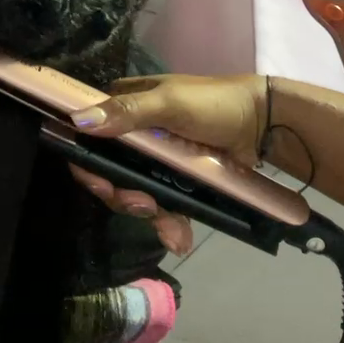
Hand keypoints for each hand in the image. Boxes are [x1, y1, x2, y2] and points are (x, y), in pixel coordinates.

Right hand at [65, 74, 268, 257]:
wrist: (263, 125)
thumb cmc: (213, 104)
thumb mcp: (170, 103)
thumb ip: (128, 112)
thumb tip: (80, 120)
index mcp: (122, 107)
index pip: (87, 136)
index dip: (87, 164)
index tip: (101, 184)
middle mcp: (131, 134)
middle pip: (108, 171)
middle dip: (123, 195)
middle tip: (145, 205)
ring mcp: (153, 159)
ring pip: (134, 192)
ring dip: (148, 214)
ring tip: (171, 229)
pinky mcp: (174, 179)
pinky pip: (161, 204)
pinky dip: (168, 222)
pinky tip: (180, 239)